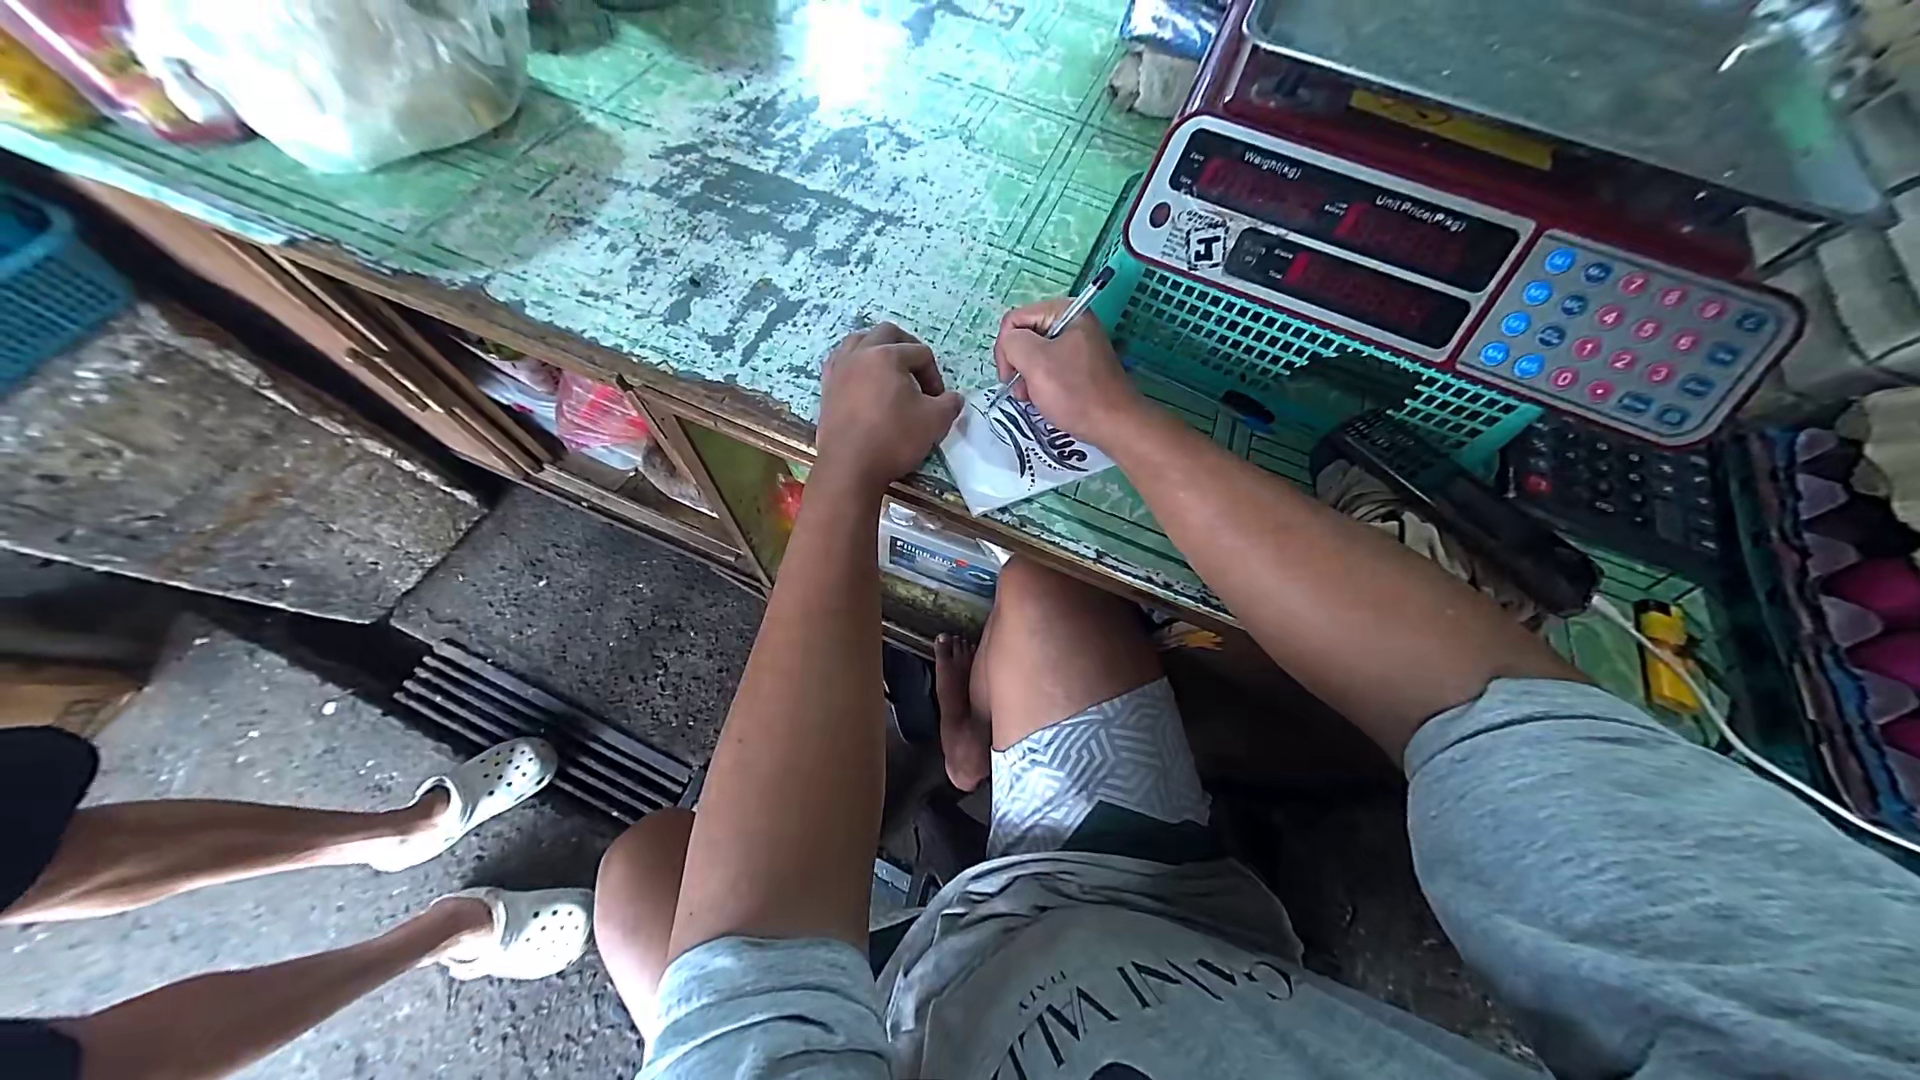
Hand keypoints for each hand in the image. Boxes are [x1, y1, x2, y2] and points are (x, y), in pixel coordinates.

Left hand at [814, 323, 962, 491]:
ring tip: (889, 371)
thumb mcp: (935, 422)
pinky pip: (840, 362)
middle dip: (908, 348)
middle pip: (887, 333)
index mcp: (887, 355)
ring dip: (877, 349)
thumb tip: (953, 398)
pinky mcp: (826, 388)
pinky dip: (854, 364)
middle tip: (918, 372)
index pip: (920, 353)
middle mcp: (860, 354)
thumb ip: (949, 404)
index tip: (938, 401)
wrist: (850, 467)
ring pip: (858, 341)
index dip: (935, 375)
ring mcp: (839, 369)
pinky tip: (862, 380)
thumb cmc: (894, 439)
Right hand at [994, 299, 1146, 444]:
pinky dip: (1039, 384)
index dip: (1005, 348)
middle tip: (1022, 390)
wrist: (1113, 424)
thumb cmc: (1074, 392)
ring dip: (1026, 377)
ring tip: (1032, 397)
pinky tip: (1042, 399)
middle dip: (1016, 364)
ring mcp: (1076, 346)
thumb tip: (1010, 345)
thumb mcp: (1035, 362)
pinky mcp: (1078, 367)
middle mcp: (1072, 323)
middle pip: (1023, 336)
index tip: (1009, 376)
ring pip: (1033, 355)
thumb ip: (1012, 342)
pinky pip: (1048, 368)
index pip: (1014, 320)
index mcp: (1065, 311)